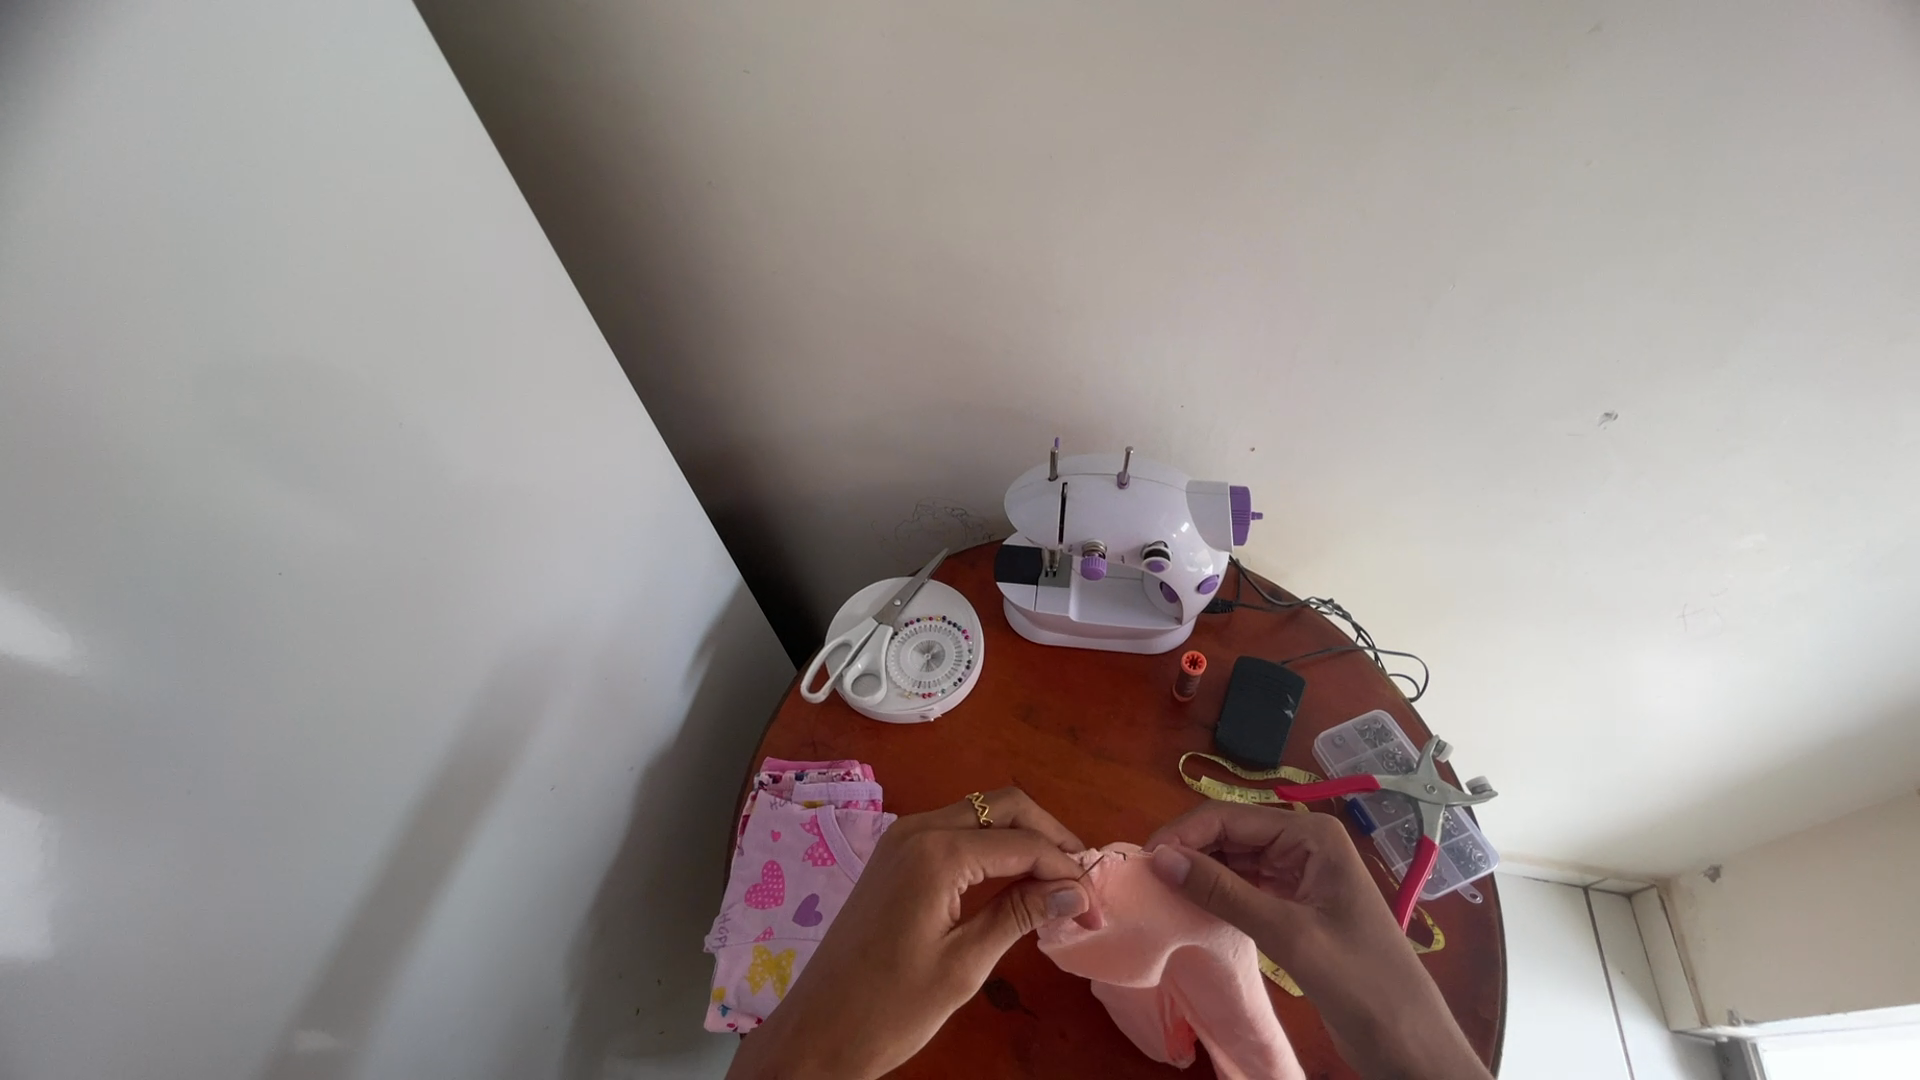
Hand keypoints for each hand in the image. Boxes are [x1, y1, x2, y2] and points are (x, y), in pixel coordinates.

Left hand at [727, 788, 1099, 1079]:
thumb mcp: (963, 965)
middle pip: (1002, 805)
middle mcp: (919, 828)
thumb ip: (1019, 915)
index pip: (1021, 842)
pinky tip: (1013, 878)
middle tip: (1080, 880)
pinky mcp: (897, 852)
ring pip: (980, 812)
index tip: (1095, 908)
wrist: (817, 1030)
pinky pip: (957, 829)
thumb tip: (1075, 890)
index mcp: (936, 852)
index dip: (1066, 870)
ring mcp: (904, 836)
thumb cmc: (890, 1007)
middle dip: (1048, 835)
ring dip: (1022, 836)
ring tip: (1056, 881)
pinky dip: (992, 844)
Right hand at [1147, 803, 1491, 1079]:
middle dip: (1189, 850)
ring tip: (1161, 888)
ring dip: (1199, 870)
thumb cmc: (1363, 983)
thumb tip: (1160, 859)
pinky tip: (1191, 903)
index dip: (1184, 833)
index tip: (1146, 859)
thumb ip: (1223, 892)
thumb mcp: (1288, 934)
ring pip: (1232, 858)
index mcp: (1311, 834)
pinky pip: (1243, 884)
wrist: (1414, 1050)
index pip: (1230, 817)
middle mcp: (1303, 843)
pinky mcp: (1293, 903)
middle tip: (1147, 876)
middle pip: (1229, 833)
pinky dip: (1215, 892)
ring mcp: (1298, 873)